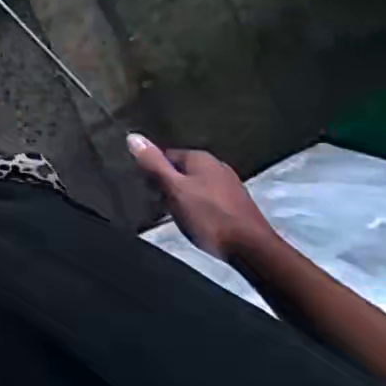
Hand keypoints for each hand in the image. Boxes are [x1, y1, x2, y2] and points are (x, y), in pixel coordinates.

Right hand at [128, 136, 276, 261]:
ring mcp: (230, 185)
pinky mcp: (237, 203)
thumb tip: (133, 137)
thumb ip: (153, 164)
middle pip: (181, 170)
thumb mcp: (174, 189)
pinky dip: (199, 206)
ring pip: (195, 185)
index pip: (165, 156)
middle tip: (159, 204)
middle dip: (168, 184)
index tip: (148, 190)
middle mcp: (217, 166)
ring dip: (183, 196)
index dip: (153, 172)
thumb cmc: (208, 217)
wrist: (252, 249)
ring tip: (175, 214)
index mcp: (200, 158)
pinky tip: (196, 221)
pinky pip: (209, 198)